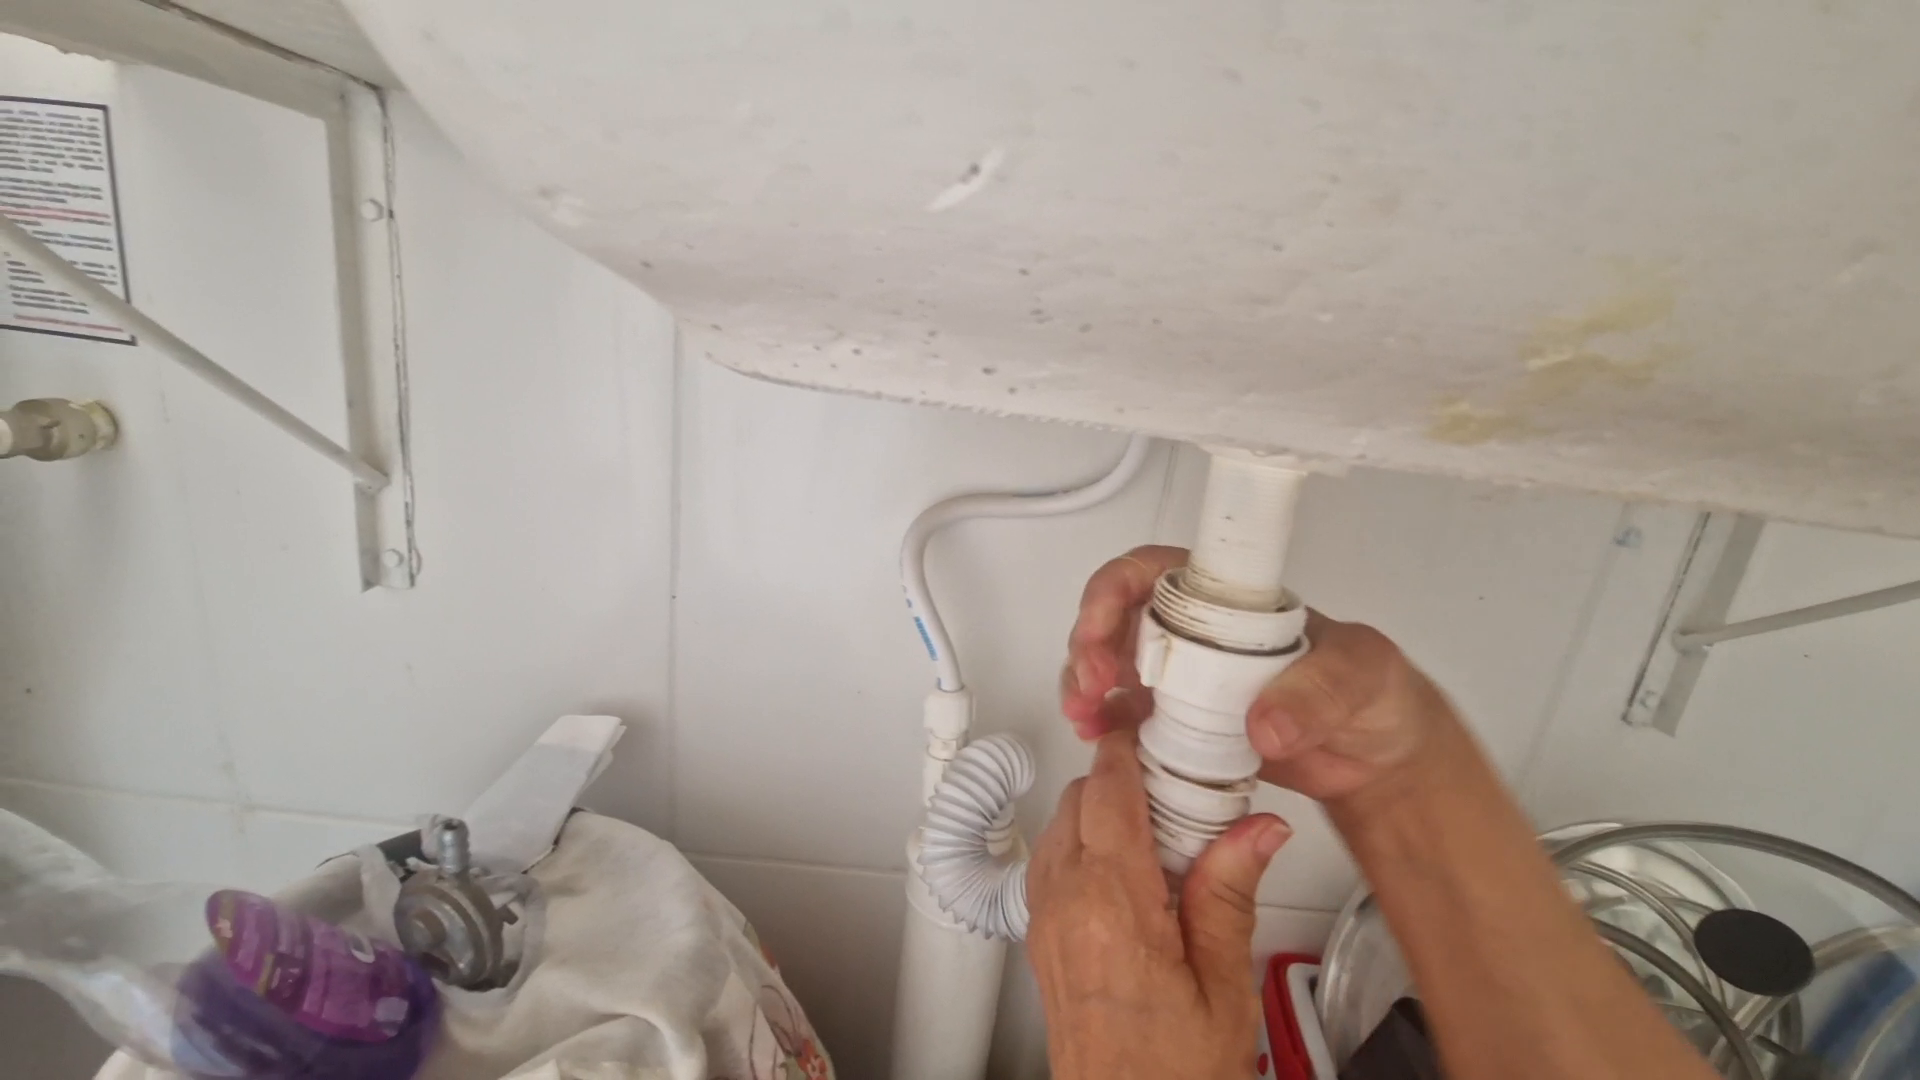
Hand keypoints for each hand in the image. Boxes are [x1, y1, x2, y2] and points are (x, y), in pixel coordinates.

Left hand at [1027, 729, 1290, 1079]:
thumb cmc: (1174, 1072)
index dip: (1125, 751)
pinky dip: (1081, 843)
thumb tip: (1258, 828)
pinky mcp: (1040, 935)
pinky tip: (1126, 871)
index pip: (1107, 793)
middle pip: (1079, 800)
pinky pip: (1051, 860)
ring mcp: (1044, 918)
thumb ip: (1231, 893)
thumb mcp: (1224, 984)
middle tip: (1172, 791)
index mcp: (1111, 902)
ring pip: (1060, 825)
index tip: (1145, 729)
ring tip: (1156, 833)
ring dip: (1098, 811)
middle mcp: (1064, 901)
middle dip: (1118, 781)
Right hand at [1061, 546, 1451, 805]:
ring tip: (1085, 718)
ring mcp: (1178, 680)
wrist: (1376, 759)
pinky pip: (1124, 717)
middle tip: (1092, 685)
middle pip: (1114, 618)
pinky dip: (1102, 725)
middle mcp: (1190, 633)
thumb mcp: (1361, 674)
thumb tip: (1262, 724)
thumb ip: (1318, 691)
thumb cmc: (1371, 693)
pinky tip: (1098, 739)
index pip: (1150, 571)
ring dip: (1083, 686)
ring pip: (1107, 666)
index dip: (1111, 590)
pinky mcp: (1175, 725)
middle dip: (1087, 645)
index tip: (1099, 628)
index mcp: (1223, 602)